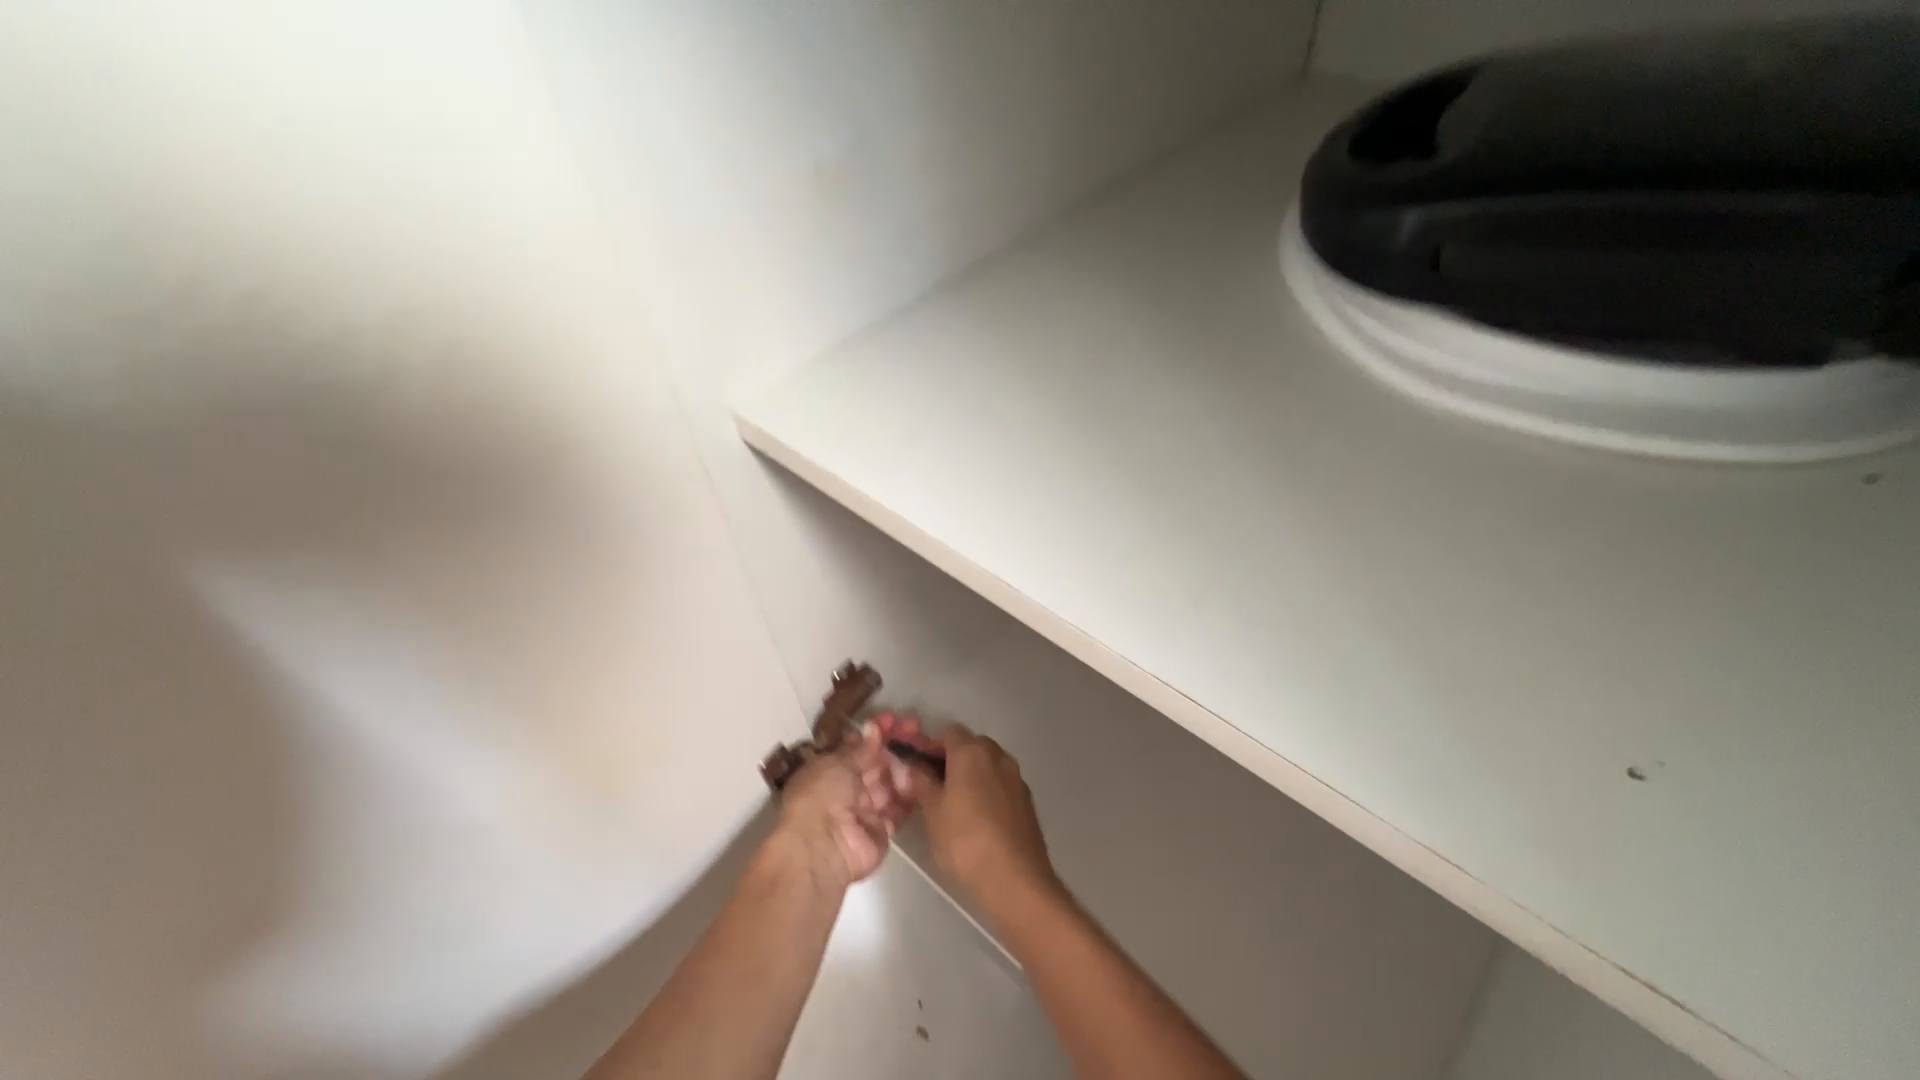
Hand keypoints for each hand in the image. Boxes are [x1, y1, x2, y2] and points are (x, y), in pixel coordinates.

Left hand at [773, 714, 918, 888]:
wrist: (821, 849)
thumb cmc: (821, 796)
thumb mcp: (837, 763)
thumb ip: (860, 747)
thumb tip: (872, 727)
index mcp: (830, 768)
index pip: (857, 745)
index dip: (876, 731)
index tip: (895, 719)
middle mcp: (848, 787)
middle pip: (876, 762)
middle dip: (896, 745)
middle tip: (917, 729)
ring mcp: (865, 809)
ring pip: (890, 782)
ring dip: (905, 767)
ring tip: (922, 751)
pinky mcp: (882, 829)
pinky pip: (899, 807)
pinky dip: (910, 794)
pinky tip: (923, 778)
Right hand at [907, 723, 1058, 906]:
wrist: (1015, 877)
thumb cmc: (965, 840)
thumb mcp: (932, 811)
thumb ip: (922, 782)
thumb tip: (914, 766)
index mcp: (972, 752)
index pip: (948, 732)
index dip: (929, 746)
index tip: (916, 767)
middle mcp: (998, 756)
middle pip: (971, 745)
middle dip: (951, 759)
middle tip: (932, 786)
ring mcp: (1016, 778)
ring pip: (988, 765)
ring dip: (971, 775)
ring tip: (953, 805)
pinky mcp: (1027, 800)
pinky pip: (1001, 784)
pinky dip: (987, 791)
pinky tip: (977, 819)